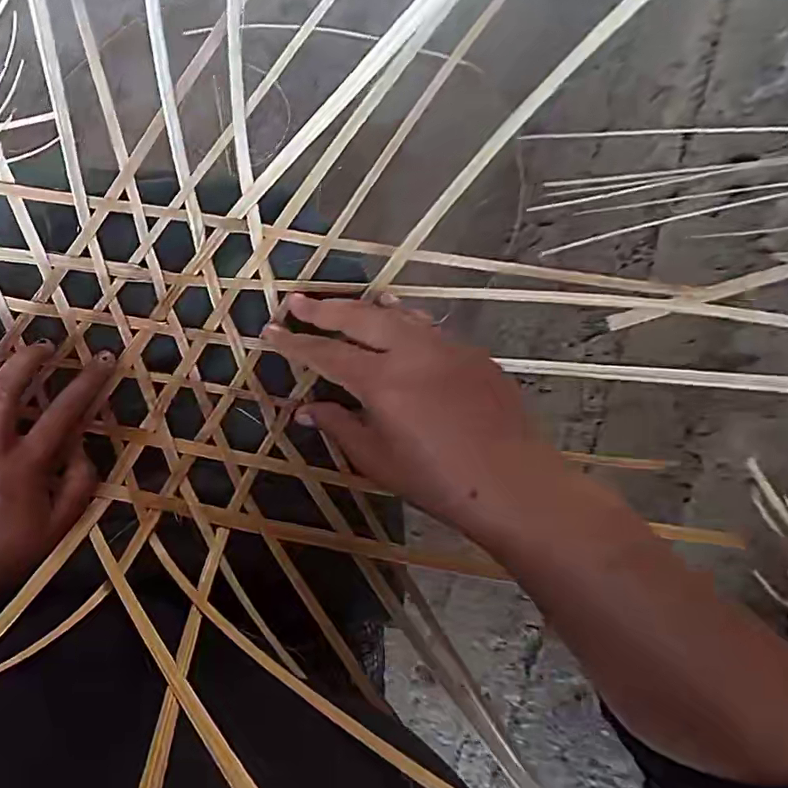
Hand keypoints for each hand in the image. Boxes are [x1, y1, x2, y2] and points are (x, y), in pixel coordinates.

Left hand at [0, 321, 114, 601]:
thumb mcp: (59, 526)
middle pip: (7, 391)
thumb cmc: (10, 551)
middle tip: (43, 345)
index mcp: (24, 466)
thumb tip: (84, 447)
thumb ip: (79, 485)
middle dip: (27, 360)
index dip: (86, 384)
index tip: (102, 358)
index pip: (63, 415)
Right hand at [263, 294, 569, 534]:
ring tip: (341, 303)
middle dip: (324, 308)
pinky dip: (402, 320)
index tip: (270, 331)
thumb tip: (306, 409)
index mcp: (382, 382)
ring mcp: (447, 349)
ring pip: (396, 315)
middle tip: (297, 300)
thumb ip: (339, 425)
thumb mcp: (375, 458)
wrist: (516, 486)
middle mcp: (412, 354)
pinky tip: (397, 319)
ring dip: (364, 307)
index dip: (294, 343)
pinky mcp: (473, 355)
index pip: (326, 354)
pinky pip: (427, 328)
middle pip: (359, 318)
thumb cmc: (436, 481)